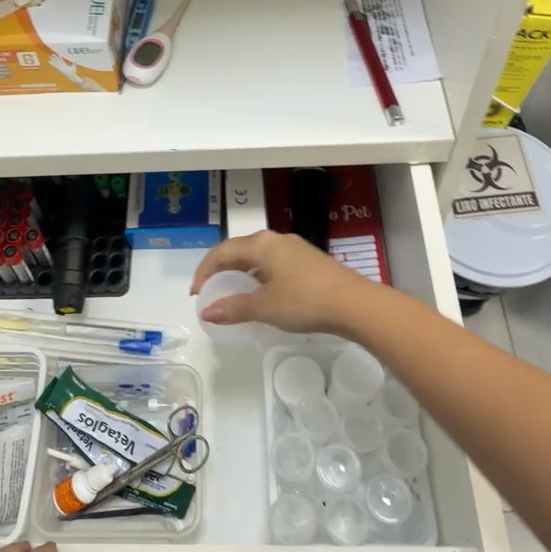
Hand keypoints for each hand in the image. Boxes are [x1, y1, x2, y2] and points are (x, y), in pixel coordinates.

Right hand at [189, 230, 383, 334]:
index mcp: (261, 244)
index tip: (196, 294)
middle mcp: (276, 240)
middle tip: (210, 293)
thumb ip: (233, 308)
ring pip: (258, 258)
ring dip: (241, 275)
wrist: (354, 304)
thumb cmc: (305, 301)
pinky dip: (259, 279)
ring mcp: (295, 250)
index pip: (222, 252)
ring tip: (233, 296)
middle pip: (239, 251)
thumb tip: (207, 311)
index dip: (204, 271)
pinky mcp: (308, 262)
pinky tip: (262, 296)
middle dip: (221, 271)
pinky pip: (273, 266)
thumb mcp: (265, 307)